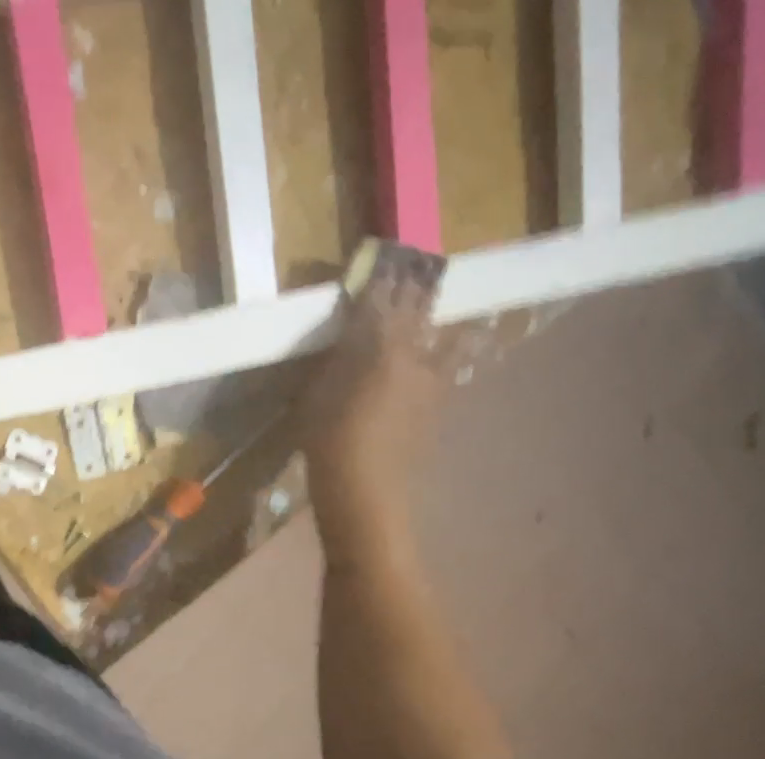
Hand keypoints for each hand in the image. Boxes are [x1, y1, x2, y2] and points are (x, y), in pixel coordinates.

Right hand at [300, 247, 452, 560]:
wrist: (366, 493)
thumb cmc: (329, 442)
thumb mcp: (316, 395)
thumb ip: (335, 359)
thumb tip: (347, 335)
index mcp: (381, 348)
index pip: (381, 302)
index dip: (381, 280)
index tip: (385, 258)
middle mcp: (415, 357)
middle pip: (418, 314)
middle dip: (416, 291)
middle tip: (420, 268)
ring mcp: (433, 383)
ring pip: (445, 340)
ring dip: (442, 322)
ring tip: (446, 312)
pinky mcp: (438, 409)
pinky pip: (447, 368)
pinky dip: (447, 354)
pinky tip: (446, 355)